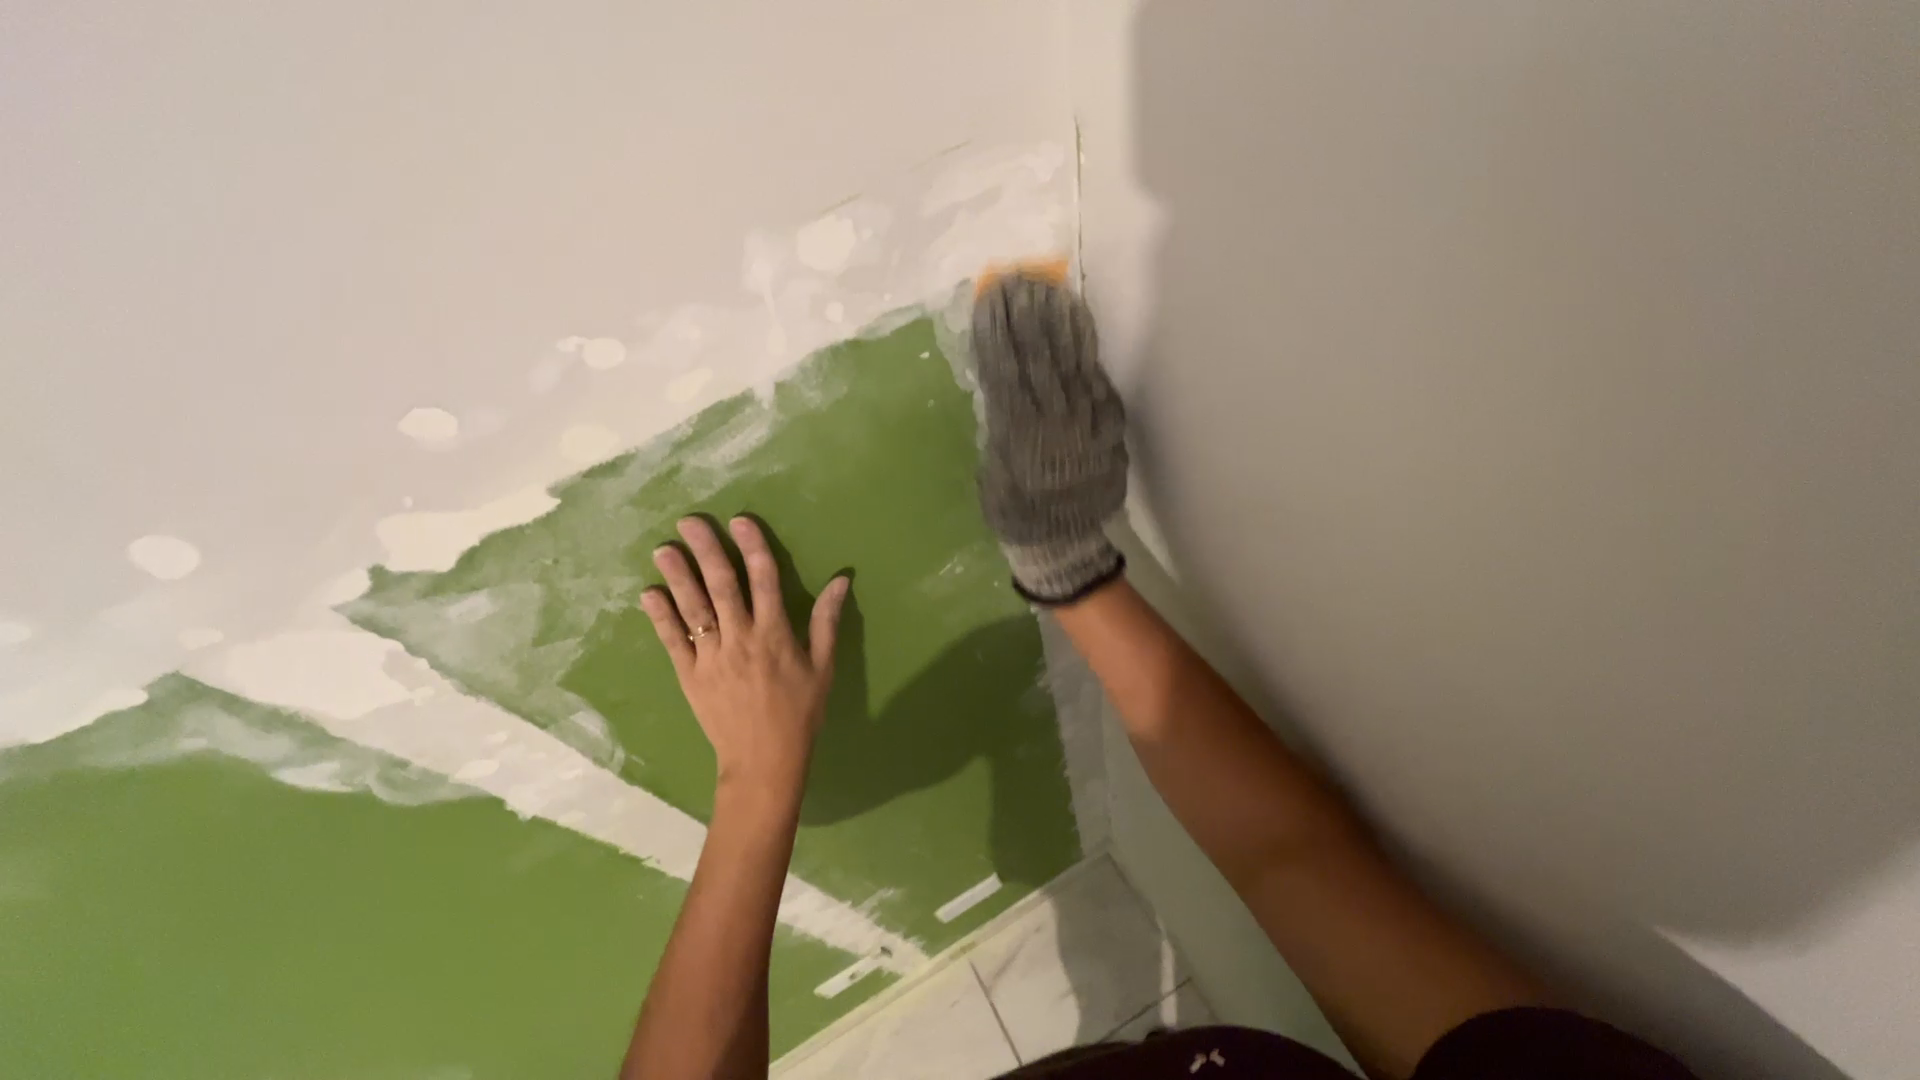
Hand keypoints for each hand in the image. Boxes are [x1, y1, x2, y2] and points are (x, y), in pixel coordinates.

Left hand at [639, 516, 849, 794]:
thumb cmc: (800, 712)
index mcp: (775, 635)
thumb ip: (827, 621)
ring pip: (693, 609)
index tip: (740, 520)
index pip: (764, 580)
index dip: (753, 548)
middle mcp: (741, 639)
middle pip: (722, 586)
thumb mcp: (823, 667)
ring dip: (678, 577)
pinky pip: (672, 641)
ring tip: (663, 549)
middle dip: (706, 551)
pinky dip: (661, 616)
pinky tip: (649, 593)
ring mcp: (711, 657)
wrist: (763, 761)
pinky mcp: (689, 675)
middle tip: (689, 521)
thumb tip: (842, 579)